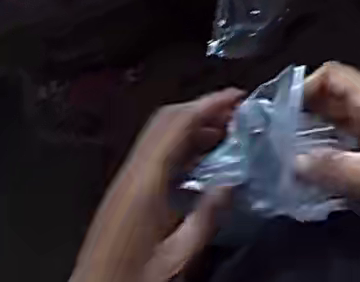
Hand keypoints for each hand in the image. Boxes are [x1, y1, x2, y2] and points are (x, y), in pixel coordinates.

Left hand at [71, 88, 241, 281]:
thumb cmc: (132, 280)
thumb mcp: (176, 259)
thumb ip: (205, 219)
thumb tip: (229, 183)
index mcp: (145, 179)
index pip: (179, 123)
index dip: (209, 104)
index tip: (236, 97)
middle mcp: (133, 169)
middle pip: (168, 119)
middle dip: (202, 109)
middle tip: (234, 113)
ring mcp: (125, 178)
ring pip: (160, 133)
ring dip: (192, 126)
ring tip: (223, 133)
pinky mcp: (123, 190)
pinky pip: (155, 151)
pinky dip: (180, 143)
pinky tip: (199, 160)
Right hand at [294, 62, 359, 215]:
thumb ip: (333, 168)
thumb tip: (293, 162)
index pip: (330, 73)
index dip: (305, 87)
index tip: (284, 111)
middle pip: (335, 91)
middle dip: (308, 108)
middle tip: (282, 132)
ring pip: (345, 110)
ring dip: (322, 124)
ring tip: (297, 147)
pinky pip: (356, 125)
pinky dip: (338, 136)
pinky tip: (327, 158)